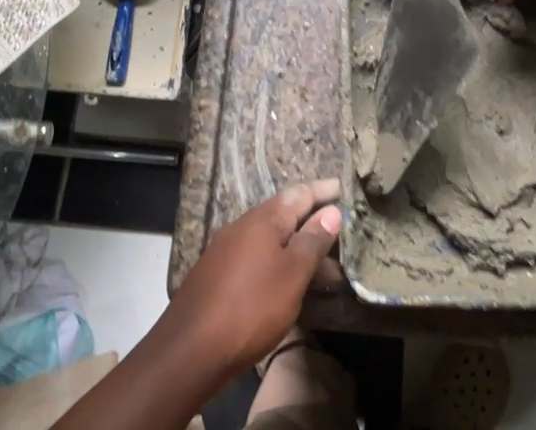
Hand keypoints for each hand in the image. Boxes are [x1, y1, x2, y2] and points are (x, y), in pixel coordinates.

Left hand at [154, 179, 342, 377]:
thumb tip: (331, 211)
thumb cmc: (252, 306)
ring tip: (330, 269)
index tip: (344, 186)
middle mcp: (244, 226)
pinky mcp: (220, 273)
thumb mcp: (292, 274)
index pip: (299, 193)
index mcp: (263, 219)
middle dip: (314, 221)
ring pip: (273, 239)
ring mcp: (228, 249)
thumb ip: (313, 241)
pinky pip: (259, 257)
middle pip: (285, 213)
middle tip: (343, 229)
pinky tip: (293, 283)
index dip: (323, 190)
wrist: (192, 348)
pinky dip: (282, 263)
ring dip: (300, 247)